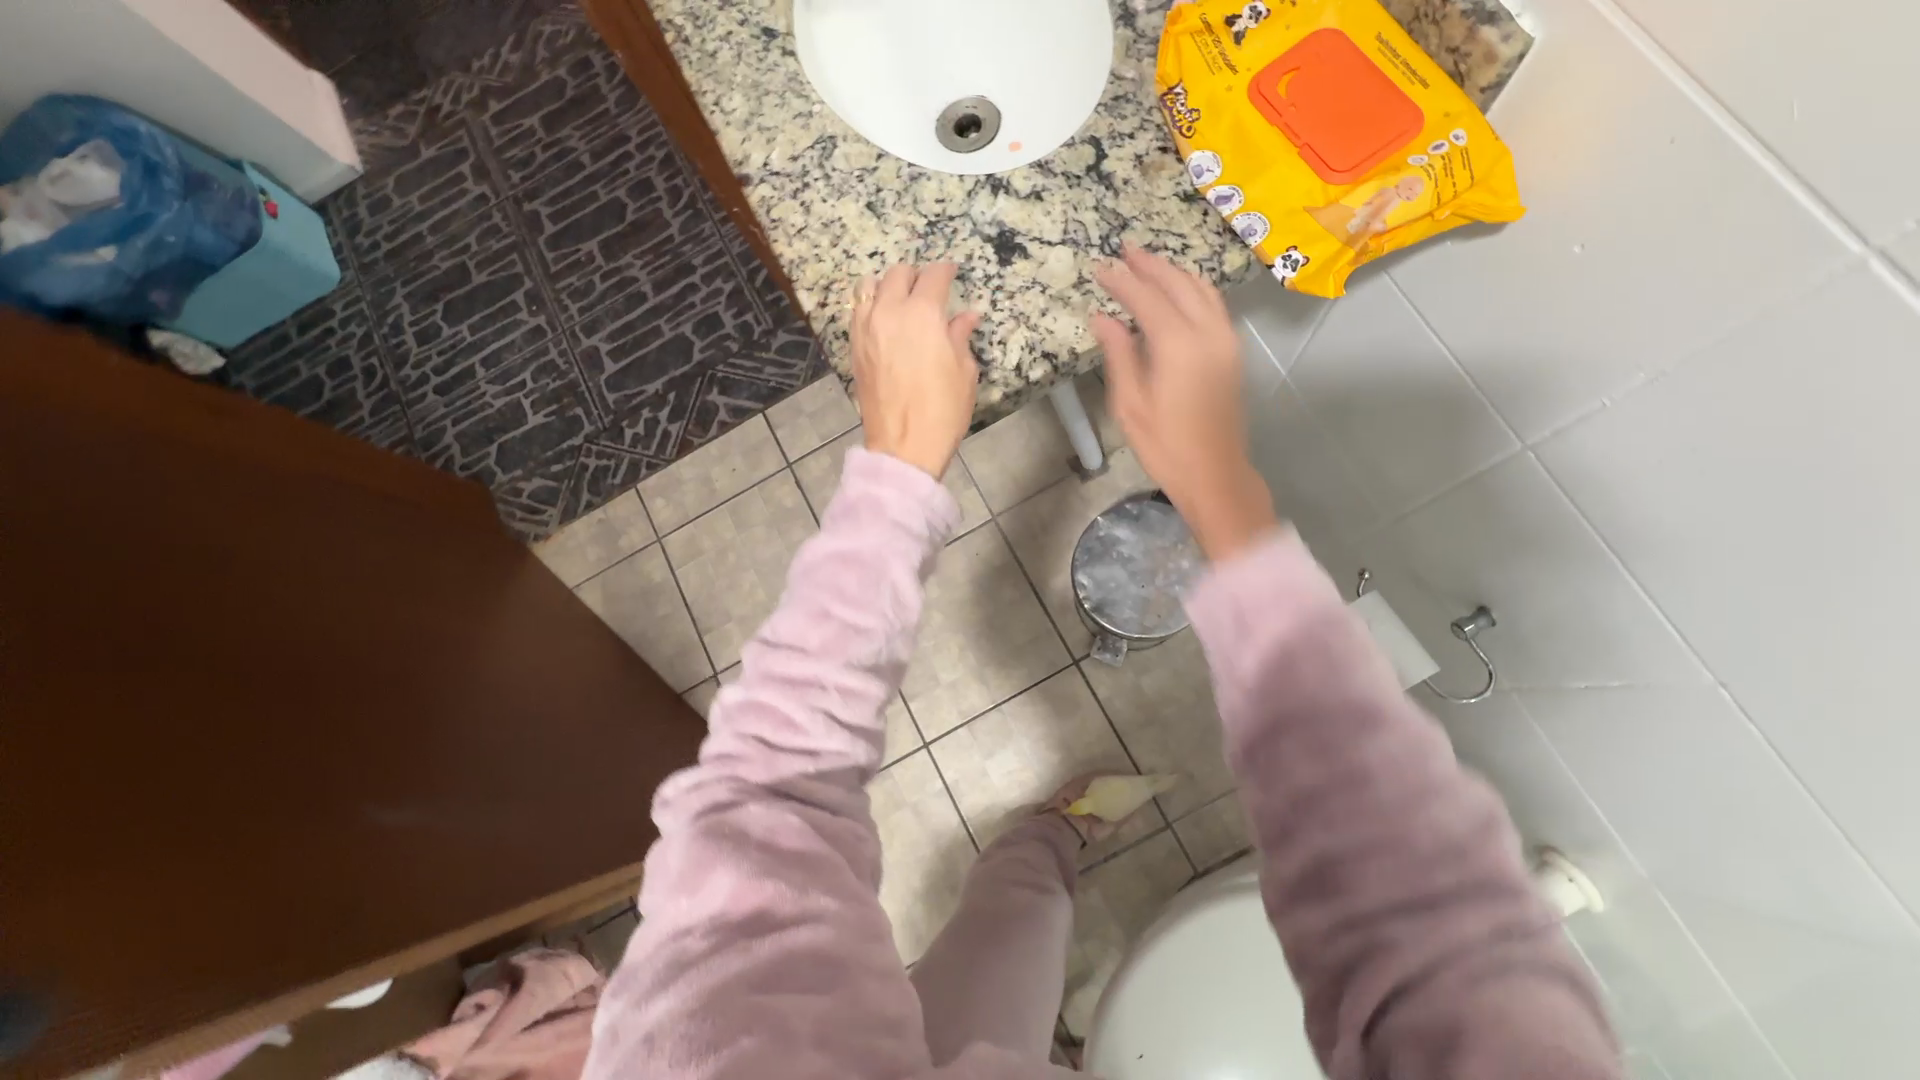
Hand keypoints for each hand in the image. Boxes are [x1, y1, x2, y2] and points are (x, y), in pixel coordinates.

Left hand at [850, 262, 981, 479]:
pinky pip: (858, 310)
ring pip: (869, 285)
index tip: (952, 272)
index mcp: (922, 314)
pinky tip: (885, 320)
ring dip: (887, 286)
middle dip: (916, 276)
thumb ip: (960, 336)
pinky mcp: (854, 346)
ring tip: (901, 301)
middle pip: (898, 274)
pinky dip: (871, 305)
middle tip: (929, 289)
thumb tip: (965, 316)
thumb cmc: (942, 410)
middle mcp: (889, 312)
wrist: (904, 446)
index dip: (946, 271)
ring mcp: (866, 328)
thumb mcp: (963, 371)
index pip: (934, 275)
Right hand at [1092, 245, 1277, 561]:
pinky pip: (1213, 304)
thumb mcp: (1130, 404)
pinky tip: (1177, 291)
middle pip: (1177, 283)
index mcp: (1178, 346)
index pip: (1146, 298)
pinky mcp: (1232, 351)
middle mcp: (1207, 333)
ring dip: (1173, 272)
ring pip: (1201, 289)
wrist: (1215, 473)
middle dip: (1149, 265)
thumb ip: (1119, 353)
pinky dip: (1192, 288)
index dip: (1121, 280)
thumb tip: (1103, 317)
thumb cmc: (1165, 446)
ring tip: (1147, 263)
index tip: (1100, 267)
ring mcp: (1226, 340)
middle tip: (1124, 250)